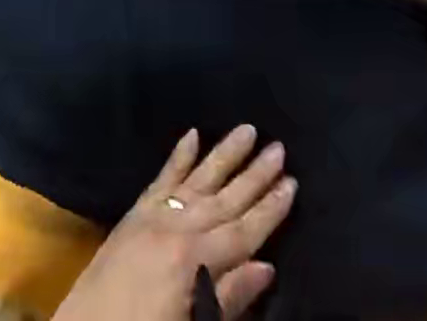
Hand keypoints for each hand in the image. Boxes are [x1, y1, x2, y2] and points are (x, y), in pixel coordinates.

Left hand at [54, 124, 296, 320]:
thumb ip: (226, 297)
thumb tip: (266, 266)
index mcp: (194, 261)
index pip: (243, 232)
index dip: (269, 209)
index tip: (292, 183)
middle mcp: (177, 229)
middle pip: (225, 198)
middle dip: (255, 175)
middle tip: (278, 147)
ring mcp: (154, 216)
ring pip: (198, 179)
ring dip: (224, 155)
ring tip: (247, 129)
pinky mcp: (134, 213)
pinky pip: (161, 179)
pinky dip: (178, 156)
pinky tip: (192, 134)